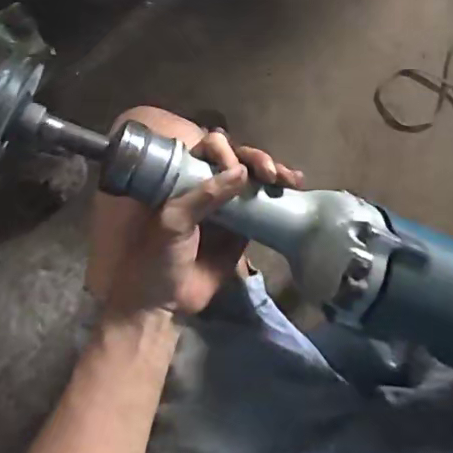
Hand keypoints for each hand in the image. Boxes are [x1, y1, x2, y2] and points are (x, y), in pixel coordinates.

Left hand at [93, 131, 302, 319]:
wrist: (166, 303)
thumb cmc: (157, 257)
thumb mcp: (173, 221)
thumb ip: (205, 195)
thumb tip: (242, 172)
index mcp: (185, 176)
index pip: (209, 148)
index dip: (224, 151)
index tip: (232, 167)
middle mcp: (209, 184)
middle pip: (238, 157)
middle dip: (256, 159)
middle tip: (268, 172)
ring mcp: (229, 204)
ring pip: (255, 176)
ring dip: (273, 169)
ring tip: (287, 178)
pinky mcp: (247, 225)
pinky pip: (265, 202)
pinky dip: (280, 191)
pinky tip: (294, 185)